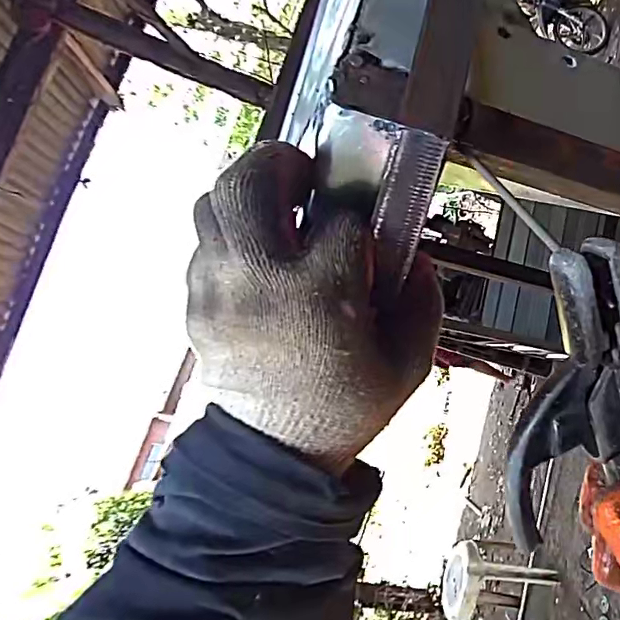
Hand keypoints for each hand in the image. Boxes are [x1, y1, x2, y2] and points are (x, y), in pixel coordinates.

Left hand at [186, 142, 442, 474]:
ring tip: (280, 210)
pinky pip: (205, 242)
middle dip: (281, 162)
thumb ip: (423, 300)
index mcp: (322, 294)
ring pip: (213, 202)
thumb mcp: (409, 362)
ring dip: (249, 192)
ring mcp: (219, 290)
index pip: (342, 219)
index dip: (359, 220)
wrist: (276, 456)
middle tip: (304, 173)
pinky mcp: (197, 304)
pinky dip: (234, 233)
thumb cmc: (346, 408)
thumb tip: (415, 256)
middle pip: (251, 181)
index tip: (365, 236)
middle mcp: (261, 281)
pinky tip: (262, 256)